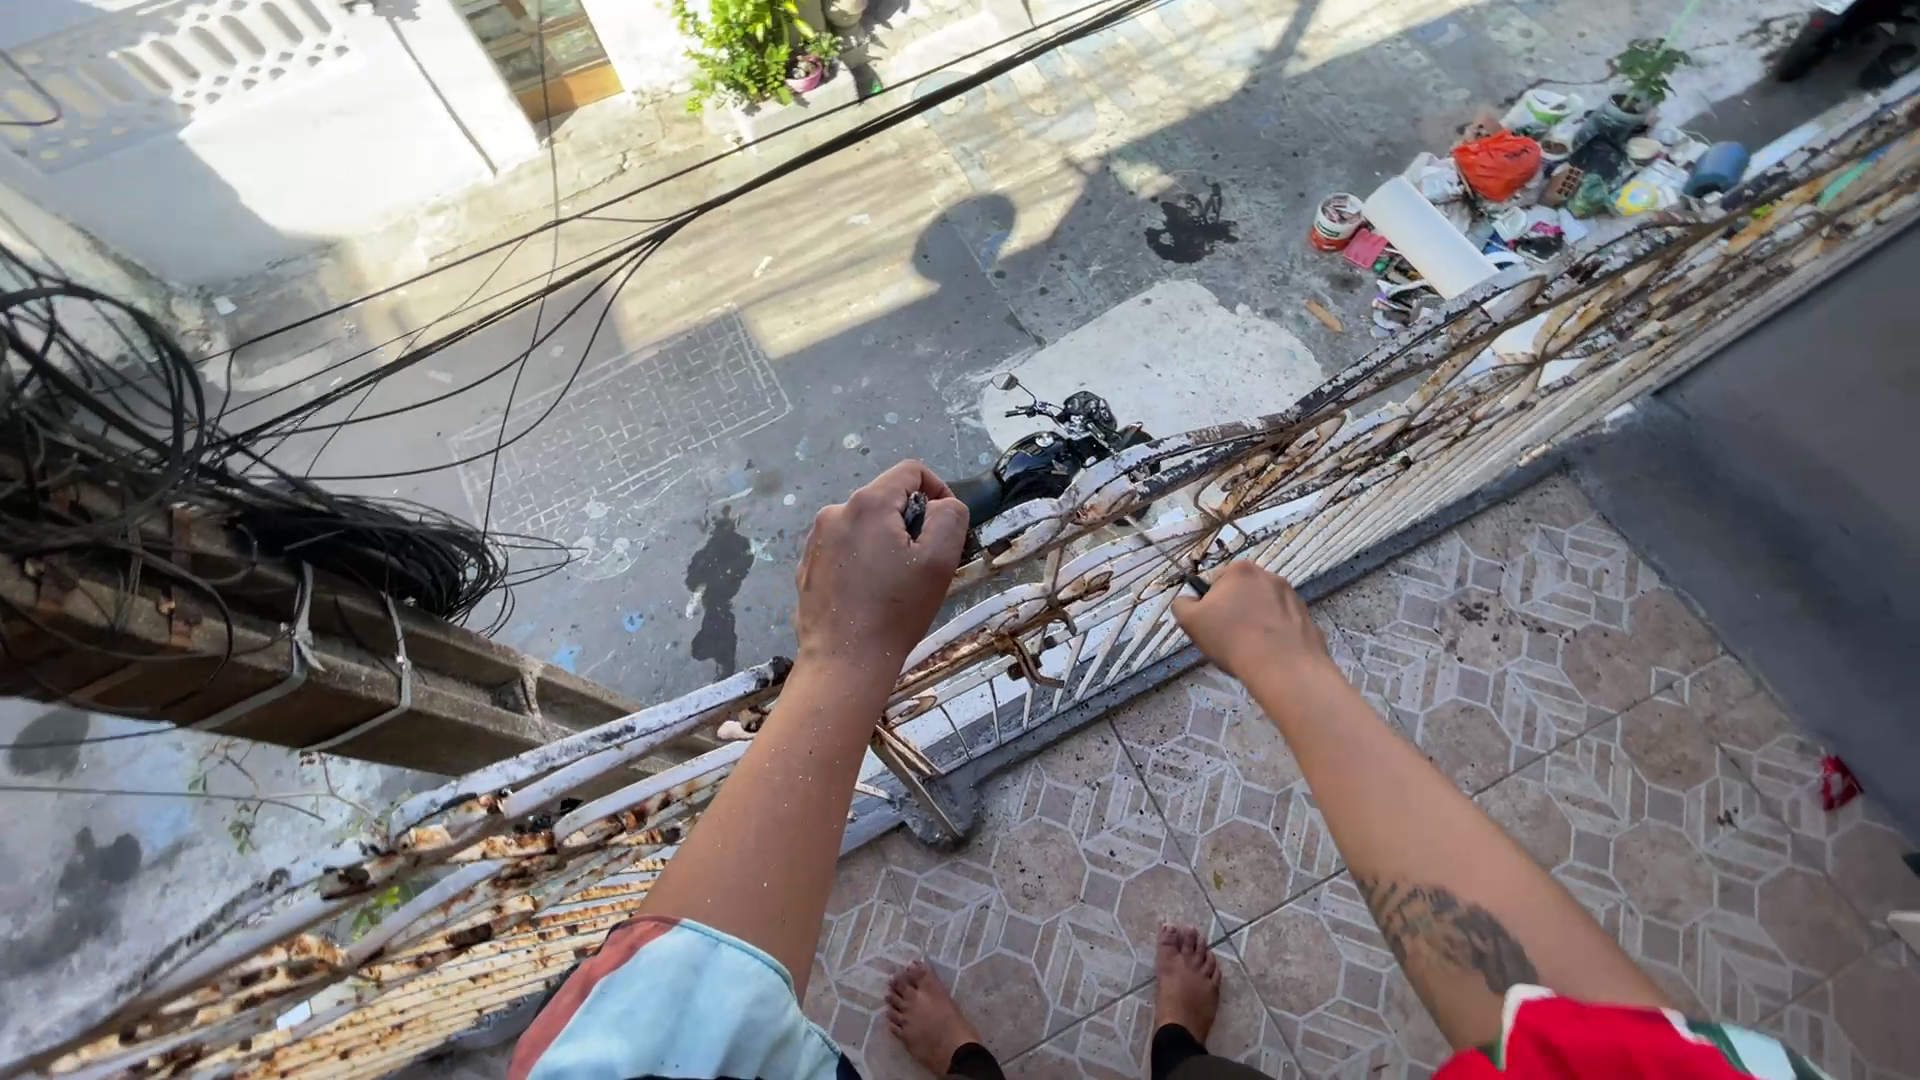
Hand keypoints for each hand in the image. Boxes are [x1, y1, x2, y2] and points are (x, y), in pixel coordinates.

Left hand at [795, 460, 967, 672]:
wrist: (845, 661)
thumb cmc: (896, 611)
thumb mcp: (939, 561)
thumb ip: (950, 517)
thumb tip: (942, 505)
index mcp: (868, 504)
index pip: (911, 471)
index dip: (938, 491)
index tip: (945, 527)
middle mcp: (835, 512)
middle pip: (887, 499)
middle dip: (911, 523)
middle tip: (921, 564)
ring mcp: (817, 539)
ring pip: (866, 524)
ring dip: (886, 542)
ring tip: (895, 583)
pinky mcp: (808, 565)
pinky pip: (845, 548)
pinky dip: (863, 560)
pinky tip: (869, 595)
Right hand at [1172, 562, 1328, 680]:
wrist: (1283, 666)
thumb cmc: (1231, 638)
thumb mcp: (1189, 621)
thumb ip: (1181, 604)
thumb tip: (1188, 601)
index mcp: (1240, 570)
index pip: (1215, 582)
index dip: (1209, 604)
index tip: (1211, 624)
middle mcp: (1269, 575)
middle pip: (1242, 593)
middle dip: (1234, 611)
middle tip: (1228, 638)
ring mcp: (1292, 596)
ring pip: (1264, 608)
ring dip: (1256, 621)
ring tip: (1251, 649)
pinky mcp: (1307, 618)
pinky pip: (1284, 624)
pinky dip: (1276, 635)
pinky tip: (1270, 654)